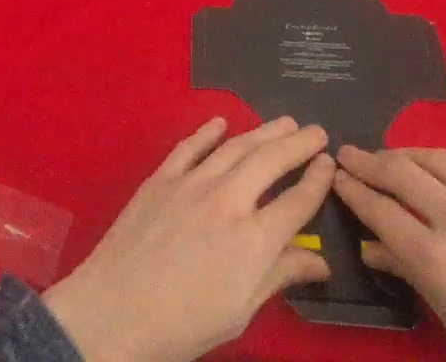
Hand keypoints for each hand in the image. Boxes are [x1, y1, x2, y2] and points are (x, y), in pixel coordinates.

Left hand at [42, 117, 335, 361]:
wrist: (116, 311)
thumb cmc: (184, 324)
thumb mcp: (241, 310)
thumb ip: (279, 276)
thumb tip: (321, 264)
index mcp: (254, 240)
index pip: (297, 201)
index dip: (318, 180)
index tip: (330, 163)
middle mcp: (228, 201)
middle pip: (271, 161)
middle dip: (298, 143)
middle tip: (315, 130)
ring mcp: (191, 184)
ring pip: (235, 146)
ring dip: (263, 131)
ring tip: (283, 122)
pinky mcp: (161, 178)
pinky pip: (189, 147)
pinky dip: (207, 132)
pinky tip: (221, 123)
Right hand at [335, 146, 445, 361]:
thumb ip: (411, 275)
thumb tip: (373, 244)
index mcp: (438, 261)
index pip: (379, 208)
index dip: (352, 189)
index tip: (335, 176)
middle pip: (400, 171)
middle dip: (368, 160)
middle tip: (348, 154)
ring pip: (438, 159)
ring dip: (405, 153)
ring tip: (389, 156)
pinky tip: (445, 184)